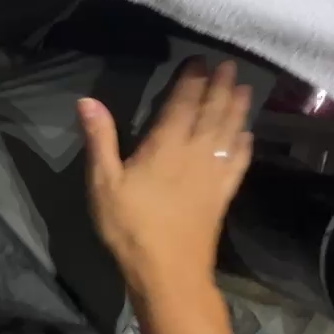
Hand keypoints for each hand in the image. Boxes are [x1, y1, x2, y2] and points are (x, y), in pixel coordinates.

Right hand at [78, 59, 253, 296]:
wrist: (169, 273)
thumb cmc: (130, 225)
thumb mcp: (102, 181)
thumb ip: (99, 139)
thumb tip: (87, 100)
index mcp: (166, 148)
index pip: (182, 106)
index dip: (191, 82)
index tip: (199, 60)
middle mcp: (196, 156)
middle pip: (212, 115)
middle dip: (220, 88)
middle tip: (228, 65)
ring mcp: (214, 176)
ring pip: (230, 134)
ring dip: (237, 109)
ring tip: (244, 88)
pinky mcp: (222, 195)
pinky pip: (239, 163)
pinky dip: (244, 145)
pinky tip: (247, 135)